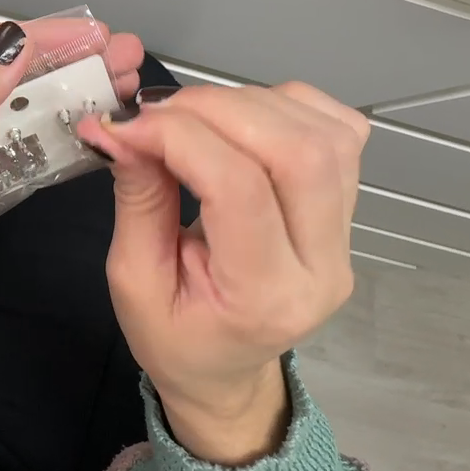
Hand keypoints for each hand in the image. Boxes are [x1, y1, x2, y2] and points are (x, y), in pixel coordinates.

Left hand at [0, 19, 145, 389]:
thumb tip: (11, 41)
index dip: (33, 37)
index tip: (92, 34)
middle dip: (55, 64)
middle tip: (118, 56)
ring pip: (4, 112)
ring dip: (57, 101)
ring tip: (115, 88)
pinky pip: (5, 153)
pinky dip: (43, 144)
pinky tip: (84, 133)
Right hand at [77, 83, 367, 466]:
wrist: (226, 368)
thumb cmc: (174, 335)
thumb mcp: (132, 279)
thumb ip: (136, 198)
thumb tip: (119, 127)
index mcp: (264, 296)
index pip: (237, 188)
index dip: (176, 137)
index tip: (124, 126)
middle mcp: (322, 263)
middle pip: (296, 151)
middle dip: (215, 108)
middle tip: (159, 113)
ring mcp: (347, 234)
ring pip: (322, 132)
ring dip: (247, 102)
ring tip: (193, 116)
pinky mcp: (349, 207)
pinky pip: (340, 129)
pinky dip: (288, 104)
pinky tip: (242, 117)